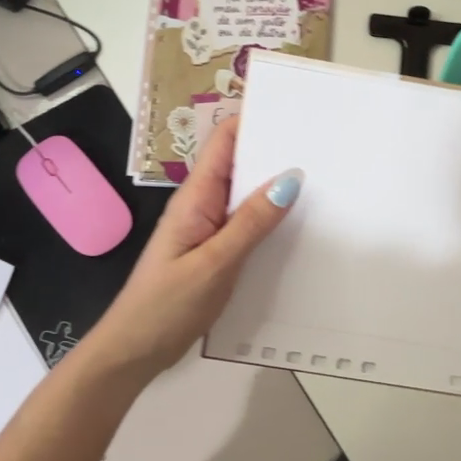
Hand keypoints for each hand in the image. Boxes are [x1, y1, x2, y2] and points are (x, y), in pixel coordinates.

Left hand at [78, 115, 300, 381]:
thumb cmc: (166, 306)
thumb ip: (251, 222)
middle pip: (241, 163)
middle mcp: (203, 205)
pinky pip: (248, 225)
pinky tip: (301, 226)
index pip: (225, 139)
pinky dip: (271, 219)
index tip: (297, 108)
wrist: (135, 351)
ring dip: (278, 187)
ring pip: (248, 196)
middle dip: (277, 151)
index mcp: (196, 197)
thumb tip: (290, 177)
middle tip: (326, 145)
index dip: (256, 118)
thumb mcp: (214, 263)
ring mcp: (209, 230)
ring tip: (326, 180)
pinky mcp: (216, 253)